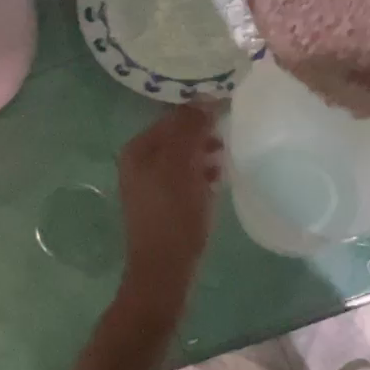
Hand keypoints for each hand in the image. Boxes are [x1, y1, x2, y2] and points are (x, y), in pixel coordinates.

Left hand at [117, 103, 221, 289]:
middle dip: (203, 133)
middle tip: (231, 134)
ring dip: (204, 154)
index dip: (200, 111)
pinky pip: (185, 180)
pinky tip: (217, 181)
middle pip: (176, 137)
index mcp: (137, 150)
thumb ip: (189, 129)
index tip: (230, 110)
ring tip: (226, 157)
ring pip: (182, 159)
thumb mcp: (181, 166)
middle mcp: (138, 164)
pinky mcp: (162, 208)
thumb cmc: (173, 215)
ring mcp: (148, 187)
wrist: (163, 272)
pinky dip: (201, 176)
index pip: (172, 117)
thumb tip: (203, 97)